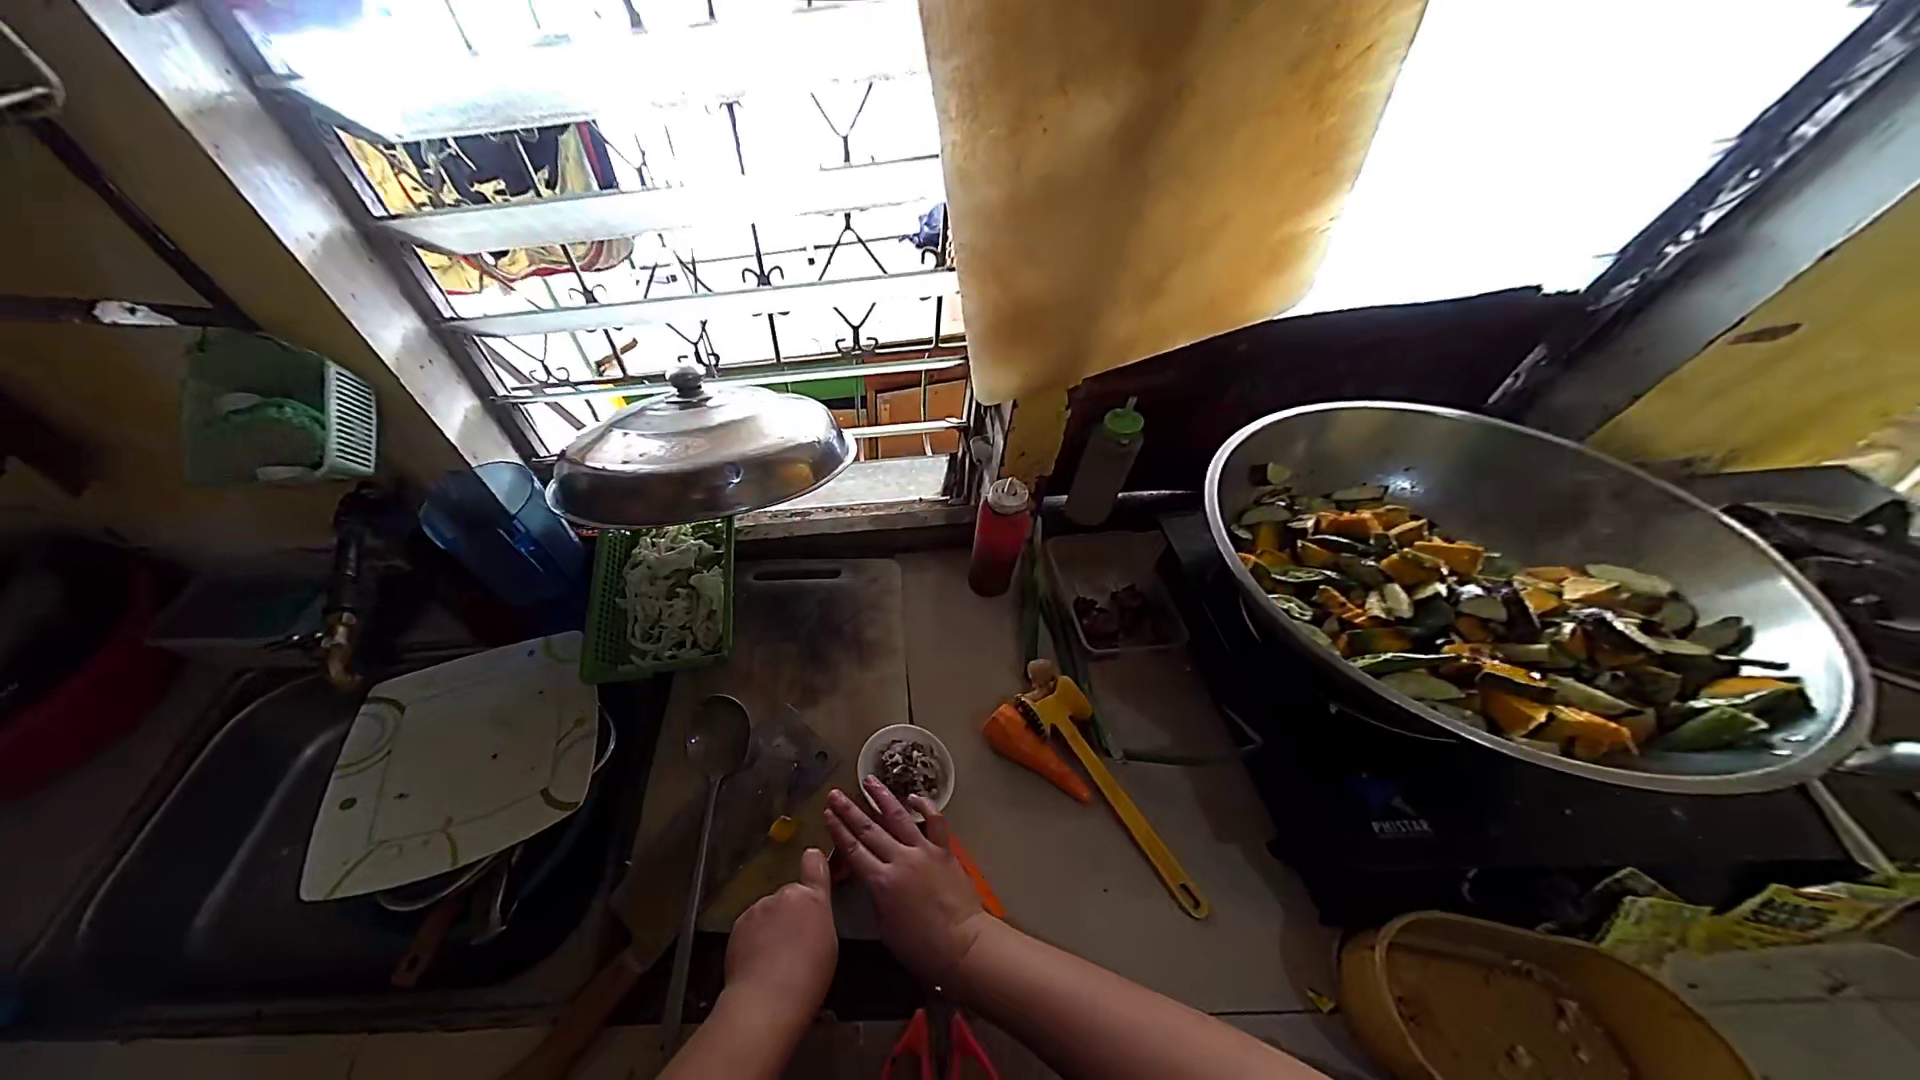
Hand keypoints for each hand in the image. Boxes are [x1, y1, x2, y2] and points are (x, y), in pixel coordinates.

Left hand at [722, 847, 837, 1021]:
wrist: (766, 1000)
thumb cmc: (808, 978)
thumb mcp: (828, 944)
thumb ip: (818, 918)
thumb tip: (809, 916)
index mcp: (813, 899)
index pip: (815, 866)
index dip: (814, 861)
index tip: (812, 856)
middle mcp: (786, 895)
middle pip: (789, 898)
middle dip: (789, 913)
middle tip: (792, 944)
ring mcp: (759, 908)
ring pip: (767, 912)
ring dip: (769, 927)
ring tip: (773, 958)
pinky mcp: (739, 924)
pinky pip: (749, 926)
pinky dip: (752, 939)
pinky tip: (756, 962)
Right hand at [824, 777, 988, 984]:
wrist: (962, 944)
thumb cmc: (920, 946)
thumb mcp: (885, 927)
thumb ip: (876, 896)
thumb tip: (873, 877)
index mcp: (882, 882)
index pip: (854, 850)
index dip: (838, 831)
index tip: (827, 814)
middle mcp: (900, 859)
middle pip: (870, 830)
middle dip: (850, 811)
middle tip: (836, 794)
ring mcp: (924, 851)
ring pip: (899, 817)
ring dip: (882, 797)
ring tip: (869, 780)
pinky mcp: (944, 850)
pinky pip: (935, 822)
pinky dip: (925, 806)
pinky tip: (914, 796)